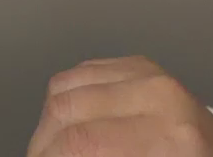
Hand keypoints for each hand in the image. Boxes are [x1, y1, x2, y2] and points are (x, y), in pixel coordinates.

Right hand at [27, 57, 212, 156]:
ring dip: (48, 125)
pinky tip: (69, 128)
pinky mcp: (140, 63)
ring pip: (64, 88)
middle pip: (65, 112)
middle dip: (43, 145)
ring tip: (51, 151)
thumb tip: (58, 155)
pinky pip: (80, 73)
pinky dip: (64, 102)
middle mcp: (157, 95)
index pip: (79, 142)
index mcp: (169, 141)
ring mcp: (148, 72)